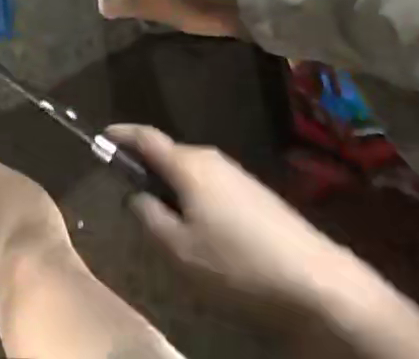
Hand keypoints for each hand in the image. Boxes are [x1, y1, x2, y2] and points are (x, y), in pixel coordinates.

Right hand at [108, 125, 356, 311]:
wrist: (318, 283)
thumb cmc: (238, 263)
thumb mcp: (180, 249)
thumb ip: (148, 215)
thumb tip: (134, 194)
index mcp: (187, 164)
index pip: (144, 137)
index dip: (119, 135)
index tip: (100, 136)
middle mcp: (210, 158)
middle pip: (167, 155)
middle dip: (145, 169)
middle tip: (129, 196)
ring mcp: (236, 174)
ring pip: (189, 174)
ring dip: (172, 189)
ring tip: (166, 225)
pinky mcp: (255, 194)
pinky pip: (210, 187)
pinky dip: (194, 200)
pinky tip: (201, 234)